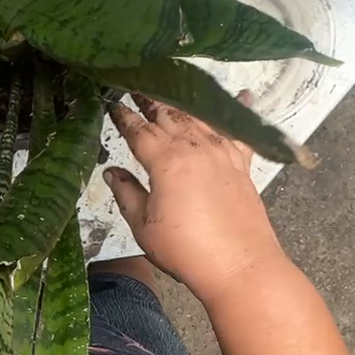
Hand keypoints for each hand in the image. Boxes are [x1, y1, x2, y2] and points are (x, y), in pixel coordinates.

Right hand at [105, 97, 289, 302]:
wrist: (239, 266)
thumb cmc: (185, 250)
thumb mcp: (143, 225)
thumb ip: (126, 193)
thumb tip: (111, 172)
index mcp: (167, 161)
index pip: (139, 131)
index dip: (124, 117)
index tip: (113, 104)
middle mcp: (196, 148)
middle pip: (170, 116)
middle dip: (151, 101)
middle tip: (138, 87)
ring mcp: (223, 153)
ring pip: (199, 118)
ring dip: (182, 104)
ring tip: (169, 92)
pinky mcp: (243, 165)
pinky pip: (239, 131)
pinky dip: (239, 111)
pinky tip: (243, 95)